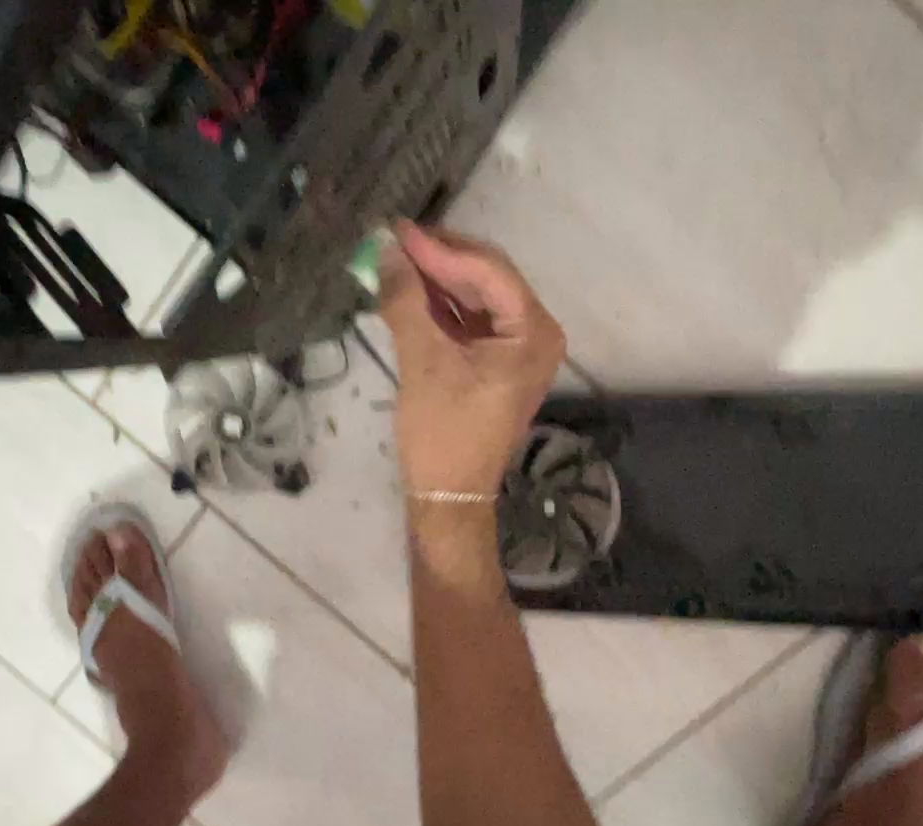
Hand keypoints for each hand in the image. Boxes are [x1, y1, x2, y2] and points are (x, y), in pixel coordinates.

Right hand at [380, 222, 566, 497]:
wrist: (448, 497)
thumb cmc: (442, 434)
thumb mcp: (423, 364)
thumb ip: (407, 302)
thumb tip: (387, 250)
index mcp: (532, 333)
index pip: (488, 272)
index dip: (441, 249)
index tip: (397, 231)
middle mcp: (536, 334)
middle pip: (486, 280)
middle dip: (438, 262)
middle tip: (392, 242)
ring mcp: (518, 350)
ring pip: (475, 300)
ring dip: (436, 283)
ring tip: (393, 264)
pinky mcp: (497, 365)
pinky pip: (470, 324)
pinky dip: (440, 309)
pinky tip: (408, 295)